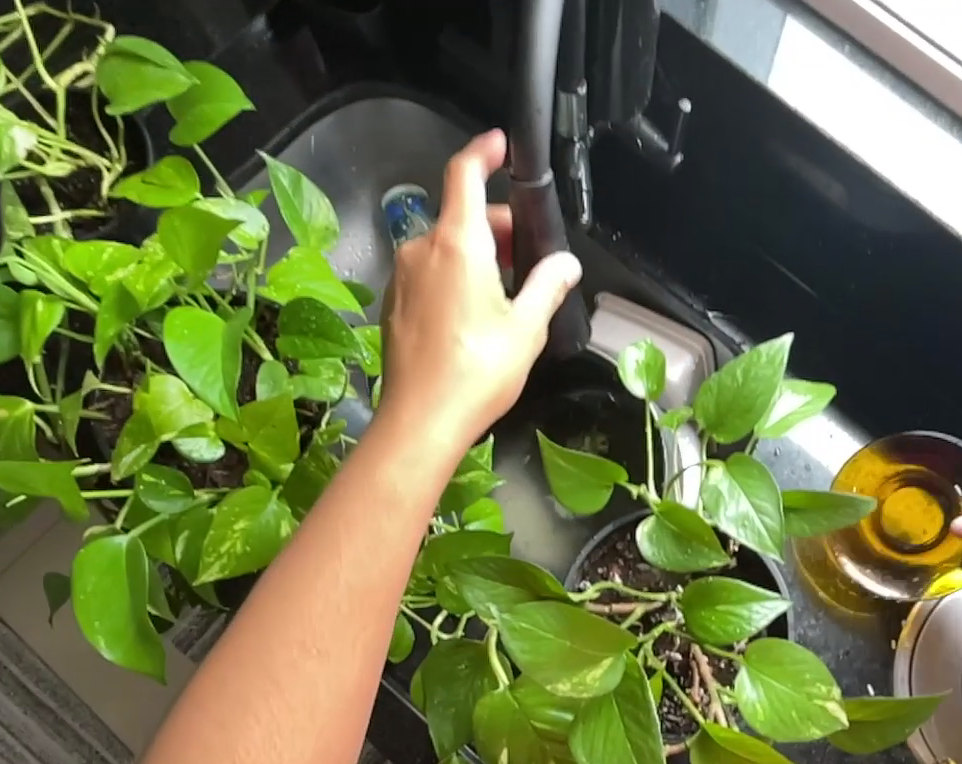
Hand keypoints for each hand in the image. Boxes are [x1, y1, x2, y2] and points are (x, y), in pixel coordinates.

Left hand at [377, 129, 582, 449]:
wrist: (421, 421)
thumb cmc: (477, 373)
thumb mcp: (526, 328)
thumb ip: (548, 286)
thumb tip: (566, 264)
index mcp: (458, 244)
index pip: (464, 174)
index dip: (483, 152)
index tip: (500, 145)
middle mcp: (422, 250)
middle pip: (460, 217)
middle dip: (495, 227)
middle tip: (526, 258)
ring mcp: (403, 277)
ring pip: (444, 247)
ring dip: (475, 257)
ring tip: (504, 297)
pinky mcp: (395, 303)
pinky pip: (428, 275)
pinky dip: (452, 279)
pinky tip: (472, 317)